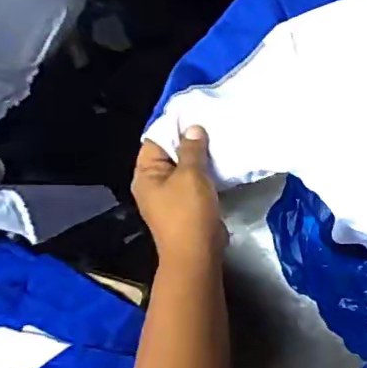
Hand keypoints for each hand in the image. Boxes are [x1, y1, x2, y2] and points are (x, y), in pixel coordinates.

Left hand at [132, 127, 226, 263]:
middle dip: (190, 141)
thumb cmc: (188, 212)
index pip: (155, 140)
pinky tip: (221, 164)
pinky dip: (205, 172)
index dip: (174, 126)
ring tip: (219, 141)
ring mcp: (169, 195)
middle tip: (212, 124)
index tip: (196, 114)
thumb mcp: (191, 175)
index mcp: (145, 174)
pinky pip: (194, 182)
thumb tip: (193, 128)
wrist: (197, 253)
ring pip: (184, 168)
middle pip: (170, 153)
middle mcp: (153, 183)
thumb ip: (192, 149)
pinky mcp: (186, 205)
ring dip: (200, 157)